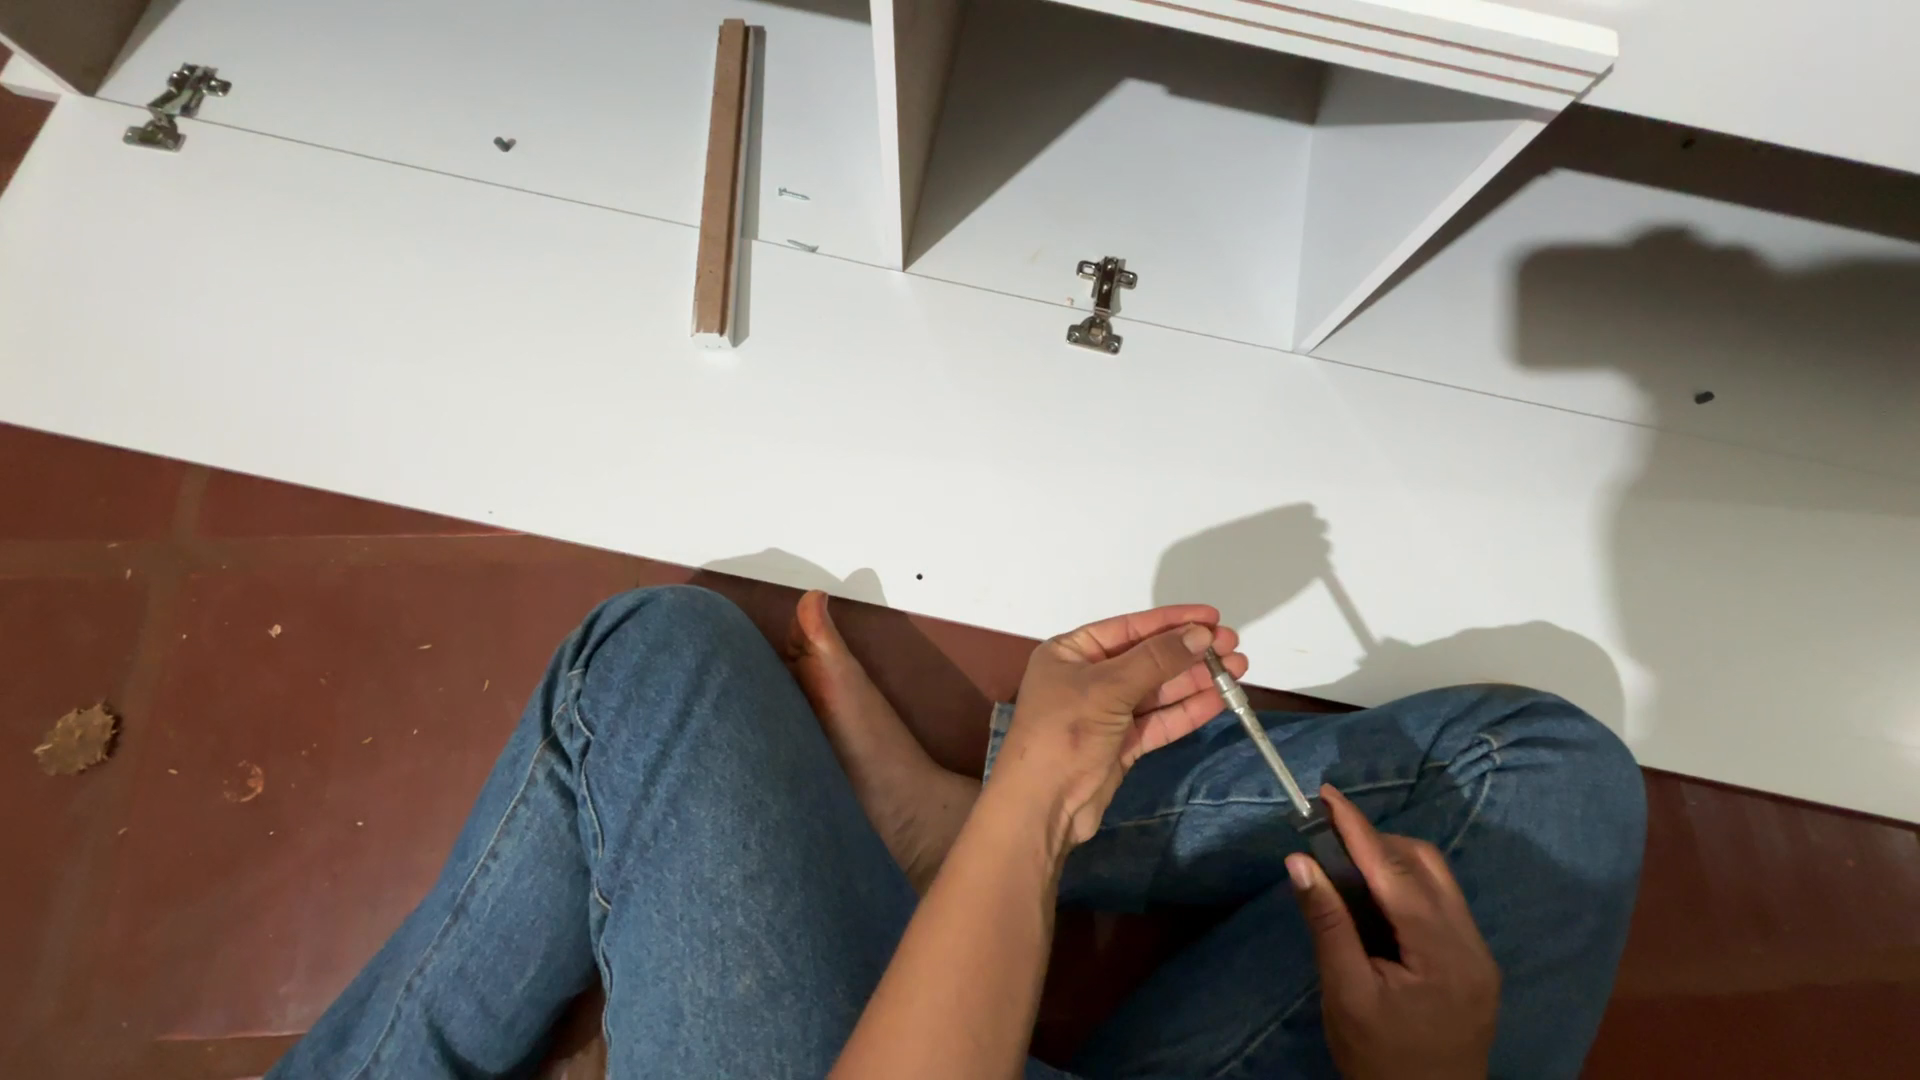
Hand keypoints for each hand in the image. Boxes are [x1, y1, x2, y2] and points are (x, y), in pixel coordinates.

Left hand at [991, 605, 1245, 850]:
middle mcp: (1086, 678)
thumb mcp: (1108, 687)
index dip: (1171, 622)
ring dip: (1194, 681)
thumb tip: (1201, 634)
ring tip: (1237, 670)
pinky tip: (1218, 700)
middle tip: (1232, 647)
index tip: (1212, 617)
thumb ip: (1157, 659)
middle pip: (1146, 659)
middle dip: (1188, 653)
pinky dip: (1186, 711)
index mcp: (1069, 652)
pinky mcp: (1120, 744)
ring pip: (1156, 691)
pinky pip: (1157, 721)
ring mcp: (1104, 712)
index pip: (1127, 628)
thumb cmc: (1065, 731)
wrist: (1042, 804)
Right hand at [1289, 786, 1499, 1079]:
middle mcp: (1470, 945)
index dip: (1357, 827)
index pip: (1393, 871)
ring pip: (1436, 879)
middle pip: (1425, 864)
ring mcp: (1477, 954)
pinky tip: (1372, 897)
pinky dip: (1403, 884)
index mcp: (1441, 953)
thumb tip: (1299, 860)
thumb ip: (1327, 923)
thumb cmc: (1380, 1058)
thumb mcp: (1345, 992)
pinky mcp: (1473, 963)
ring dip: (1390, 860)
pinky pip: (1440, 902)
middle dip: (1376, 840)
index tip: (1326, 793)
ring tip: (1344, 863)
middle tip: (1327, 834)